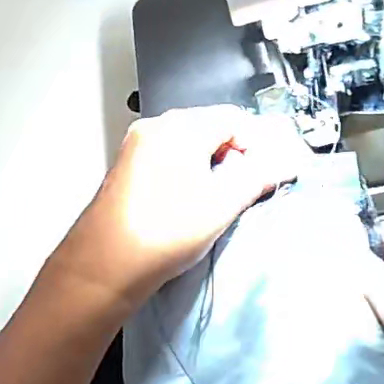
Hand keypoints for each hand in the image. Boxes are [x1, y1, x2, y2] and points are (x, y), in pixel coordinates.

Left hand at [57, 105, 303, 303]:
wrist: (104, 265)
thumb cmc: (167, 231)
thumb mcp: (223, 204)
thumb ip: (257, 177)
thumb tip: (279, 164)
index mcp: (180, 126)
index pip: (234, 118)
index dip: (257, 144)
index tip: (266, 174)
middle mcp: (155, 126)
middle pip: (210, 126)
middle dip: (234, 154)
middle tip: (246, 188)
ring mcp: (137, 145)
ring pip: (188, 143)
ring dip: (211, 164)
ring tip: (218, 199)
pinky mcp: (127, 167)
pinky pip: (168, 156)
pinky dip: (187, 171)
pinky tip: (189, 201)